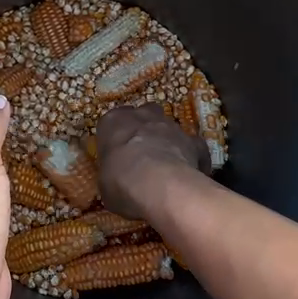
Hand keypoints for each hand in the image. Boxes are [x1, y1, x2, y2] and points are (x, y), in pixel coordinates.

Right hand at [95, 104, 210, 220]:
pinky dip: (193, 156)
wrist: (158, 184)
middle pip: (143, 114)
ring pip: (168, 126)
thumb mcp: (103, 183)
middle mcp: (141, 116)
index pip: (111, 122)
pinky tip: (190, 172)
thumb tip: (116, 182)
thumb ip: (110, 174)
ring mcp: (169, 126)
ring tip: (165, 165)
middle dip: (143, 129)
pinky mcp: (193, 141)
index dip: (115, 138)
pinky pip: (193, 146)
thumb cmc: (121, 181)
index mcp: (113, 122)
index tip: (116, 155)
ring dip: (167, 140)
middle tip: (141, 152)